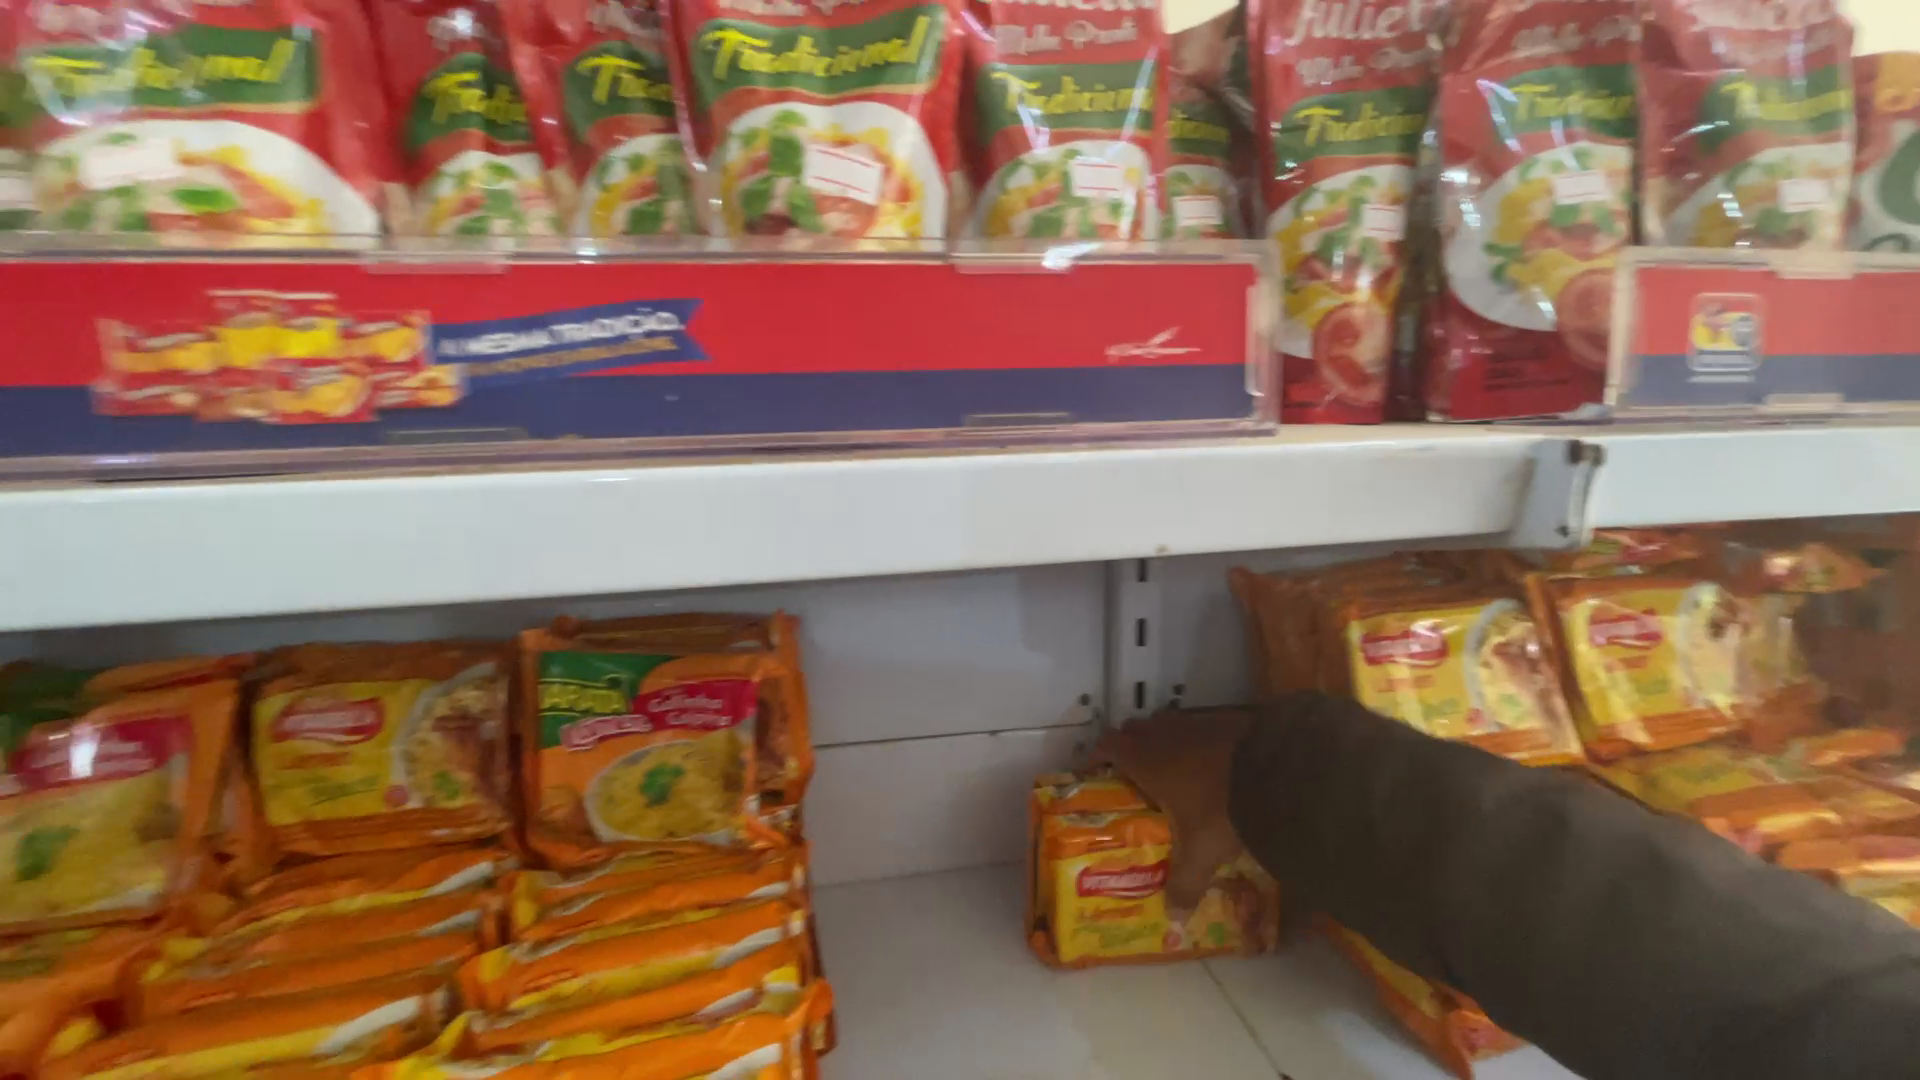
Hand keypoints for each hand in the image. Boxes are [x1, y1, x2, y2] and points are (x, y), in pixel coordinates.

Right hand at [1094, 707, 1252, 916]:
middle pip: (1134, 729)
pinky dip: (1197, 737)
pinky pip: (1199, 723)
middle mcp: (1164, 736)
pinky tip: (1211, 759)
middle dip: (1131, 744)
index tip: (1097, 767)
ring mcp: (1194, 723)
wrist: (1274, 775)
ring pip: (1165, 722)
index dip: (1100, 753)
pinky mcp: (1224, 718)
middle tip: (1135, 770)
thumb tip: (1174, 921)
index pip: (1109, 745)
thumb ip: (1184, 884)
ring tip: (1172, 763)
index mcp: (1147, 762)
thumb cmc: (1222, 810)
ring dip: (1163, 737)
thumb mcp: (1201, 853)